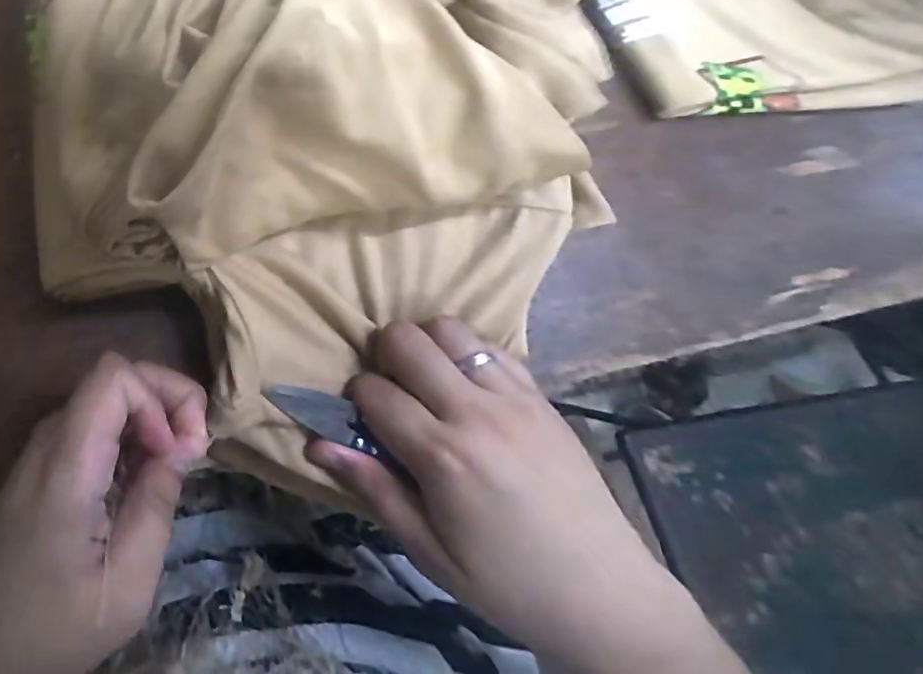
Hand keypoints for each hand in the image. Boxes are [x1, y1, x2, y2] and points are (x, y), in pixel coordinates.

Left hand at [0, 354, 209, 673]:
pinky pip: (95, 424)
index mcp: (67, 463)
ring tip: (175, 464)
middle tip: (193, 448)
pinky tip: (144, 476)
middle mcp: (51, 439)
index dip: (158, 397)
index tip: (178, 451)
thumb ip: (156, 508)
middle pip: (115, 378)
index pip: (114, 375)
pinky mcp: (43, 464)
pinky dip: (131, 434)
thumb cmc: (46, 629)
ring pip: (107, 398)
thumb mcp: (122, 589)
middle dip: (166, 398)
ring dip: (151, 416)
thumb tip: (179, 446)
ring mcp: (42, 449)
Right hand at [306, 318, 745, 673]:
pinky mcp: (540, 395)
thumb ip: (373, 488)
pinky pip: (491, 345)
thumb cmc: (505, 582)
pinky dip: (466, 350)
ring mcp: (513, 398)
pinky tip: (467, 383)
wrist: (606, 595)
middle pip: (405, 339)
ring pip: (448, 328)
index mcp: (443, 456)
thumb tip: (315, 444)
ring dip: (424, 343)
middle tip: (390, 388)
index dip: (356, 398)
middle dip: (382, 354)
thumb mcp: (429, 551)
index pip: (374, 391)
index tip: (364, 418)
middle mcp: (476, 412)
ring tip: (426, 379)